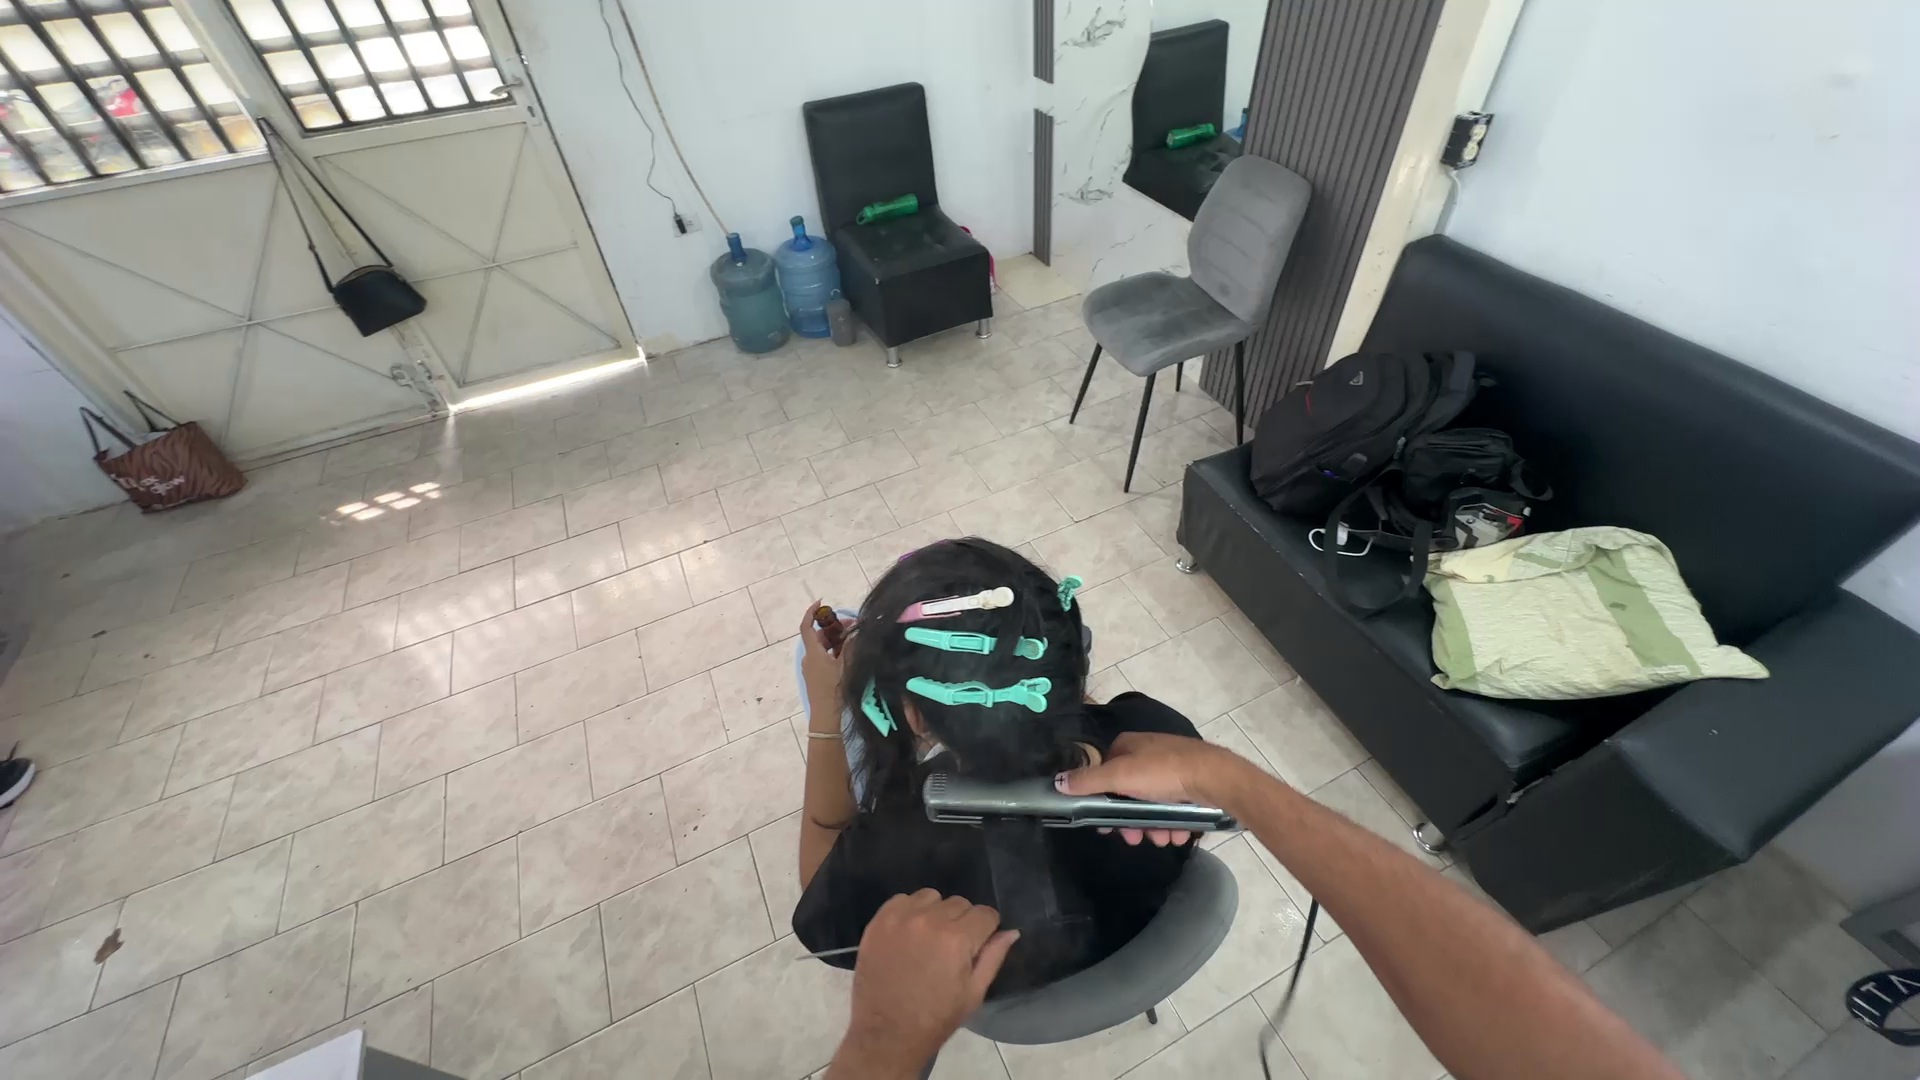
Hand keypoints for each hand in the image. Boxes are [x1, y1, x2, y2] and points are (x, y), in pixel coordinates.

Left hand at [799, 600, 852, 721]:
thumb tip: (855, 630)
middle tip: (853, 626)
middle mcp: (809, 658)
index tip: (822, 602)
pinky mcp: (817, 677)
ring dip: (836, 640)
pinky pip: (824, 657)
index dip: (812, 612)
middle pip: (818, 636)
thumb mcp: (846, 665)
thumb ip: (850, 645)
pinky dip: (834, 651)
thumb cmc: (835, 690)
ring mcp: (812, 669)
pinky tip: (849, 655)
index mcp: (813, 652)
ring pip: (822, 647)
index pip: (807, 626)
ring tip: (854, 639)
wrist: (826, 718)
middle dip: (834, 627)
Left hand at [836, 890, 1018, 1075]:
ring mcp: (902, 917)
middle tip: (952, 947)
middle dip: (962, 921)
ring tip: (929, 939)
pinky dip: (910, 911)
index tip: (978, 943)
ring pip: (932, 896)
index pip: (986, 913)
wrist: (886, 1034)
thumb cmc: (935, 1018)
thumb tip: (1012, 931)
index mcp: (957, 939)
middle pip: (960, 902)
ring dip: (936, 912)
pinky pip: (904, 899)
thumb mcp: (972, 994)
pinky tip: (908, 934)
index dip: (987, 928)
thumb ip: (993, 957)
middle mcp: (930, 920)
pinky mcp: (880, 919)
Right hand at [1058, 732, 1254, 846]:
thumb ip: (1088, 782)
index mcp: (1128, 745)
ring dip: (1154, 826)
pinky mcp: (1189, 783)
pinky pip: (1173, 807)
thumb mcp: (1120, 777)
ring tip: (1164, 839)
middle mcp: (1147, 753)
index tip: (1105, 825)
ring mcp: (1170, 768)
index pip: (1104, 774)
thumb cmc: (1163, 773)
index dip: (1102, 801)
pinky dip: (1173, 823)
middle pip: (1128, 794)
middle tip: (1136, 838)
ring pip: (1152, 804)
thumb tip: (1057, 782)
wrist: (1215, 779)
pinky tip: (1179, 834)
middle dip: (1131, 820)